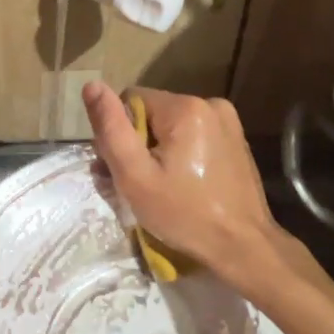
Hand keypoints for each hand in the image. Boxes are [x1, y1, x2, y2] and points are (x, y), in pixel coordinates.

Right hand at [83, 82, 324, 291]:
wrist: (242, 247)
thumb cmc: (183, 214)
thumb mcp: (135, 175)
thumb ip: (111, 129)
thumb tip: (91, 86)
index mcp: (185, 107)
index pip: (130, 100)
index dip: (119, 134)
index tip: (125, 168)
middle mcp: (210, 104)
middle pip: (151, 113)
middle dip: (137, 144)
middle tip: (136, 184)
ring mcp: (227, 122)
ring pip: (170, 126)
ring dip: (156, 151)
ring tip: (156, 188)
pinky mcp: (235, 140)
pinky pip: (192, 137)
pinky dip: (179, 155)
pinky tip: (180, 184)